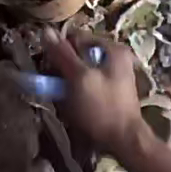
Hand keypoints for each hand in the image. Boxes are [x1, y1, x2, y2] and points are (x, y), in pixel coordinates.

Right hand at [40, 29, 146, 155]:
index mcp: (112, 48)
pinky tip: (74, 104)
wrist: (124, 141)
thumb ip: (63, 54)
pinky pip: (87, 83)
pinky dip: (77, 90)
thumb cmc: (102, 108)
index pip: (76, 37)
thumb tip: (46, 30)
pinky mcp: (110, 90)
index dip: (59, 51)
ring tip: (64, 98)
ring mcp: (114, 74)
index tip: (50, 69)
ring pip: (81, 70)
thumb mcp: (79, 78)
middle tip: (56, 86)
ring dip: (68, 82)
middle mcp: (115, 57)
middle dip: (64, 69)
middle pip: (78, 54)